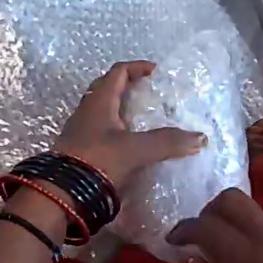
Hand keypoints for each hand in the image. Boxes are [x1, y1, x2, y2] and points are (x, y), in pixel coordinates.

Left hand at [52, 61, 204, 187]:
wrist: (62, 194)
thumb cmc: (97, 161)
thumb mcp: (136, 150)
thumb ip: (167, 142)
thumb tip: (200, 138)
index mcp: (99, 102)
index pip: (118, 72)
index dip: (136, 68)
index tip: (154, 71)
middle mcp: (86, 112)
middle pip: (106, 89)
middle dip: (126, 87)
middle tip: (146, 93)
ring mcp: (78, 132)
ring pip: (101, 112)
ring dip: (119, 111)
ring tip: (140, 120)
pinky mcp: (76, 152)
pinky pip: (98, 133)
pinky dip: (114, 132)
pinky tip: (126, 146)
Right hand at [168, 189, 262, 262]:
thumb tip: (190, 256)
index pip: (209, 227)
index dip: (185, 229)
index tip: (174, 240)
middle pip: (233, 200)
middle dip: (208, 212)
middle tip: (199, 234)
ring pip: (253, 208)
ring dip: (232, 220)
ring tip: (223, 246)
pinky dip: (252, 231)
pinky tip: (250, 255)